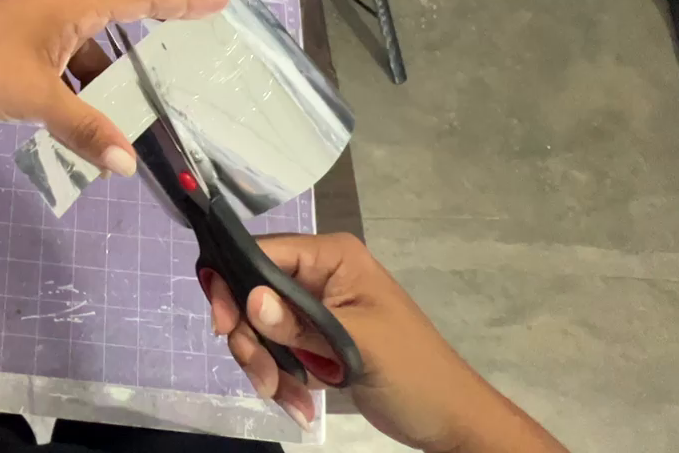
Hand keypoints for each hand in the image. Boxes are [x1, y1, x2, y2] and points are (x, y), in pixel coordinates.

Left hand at [0, 0, 226, 173]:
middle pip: (116, 23)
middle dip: (148, 43)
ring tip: (132, 112)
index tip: (217, 1)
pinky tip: (84, 117)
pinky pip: (64, 63)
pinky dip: (78, 87)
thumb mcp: (36, 97)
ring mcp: (36, 27)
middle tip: (185, 59)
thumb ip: (83, 127)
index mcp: (69, 5)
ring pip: (87, 51)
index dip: (179, 1)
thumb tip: (126, 163)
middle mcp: (57, 8)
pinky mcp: (19, 46)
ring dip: (106, 79)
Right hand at [204, 233, 540, 452]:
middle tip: (261, 377)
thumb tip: (251, 299)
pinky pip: (274, 346)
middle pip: (253, 290)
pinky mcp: (312, 335)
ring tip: (285, 398)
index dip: (233, 283)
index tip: (223, 325)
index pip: (262, 253)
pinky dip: (278, 376)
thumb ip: (301, 322)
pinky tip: (297, 403)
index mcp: (330, 256)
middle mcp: (316, 272)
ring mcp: (313, 305)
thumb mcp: (358, 346)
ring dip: (263, 362)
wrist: (454, 425)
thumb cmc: (415, 373)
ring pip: (258, 322)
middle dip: (251, 336)